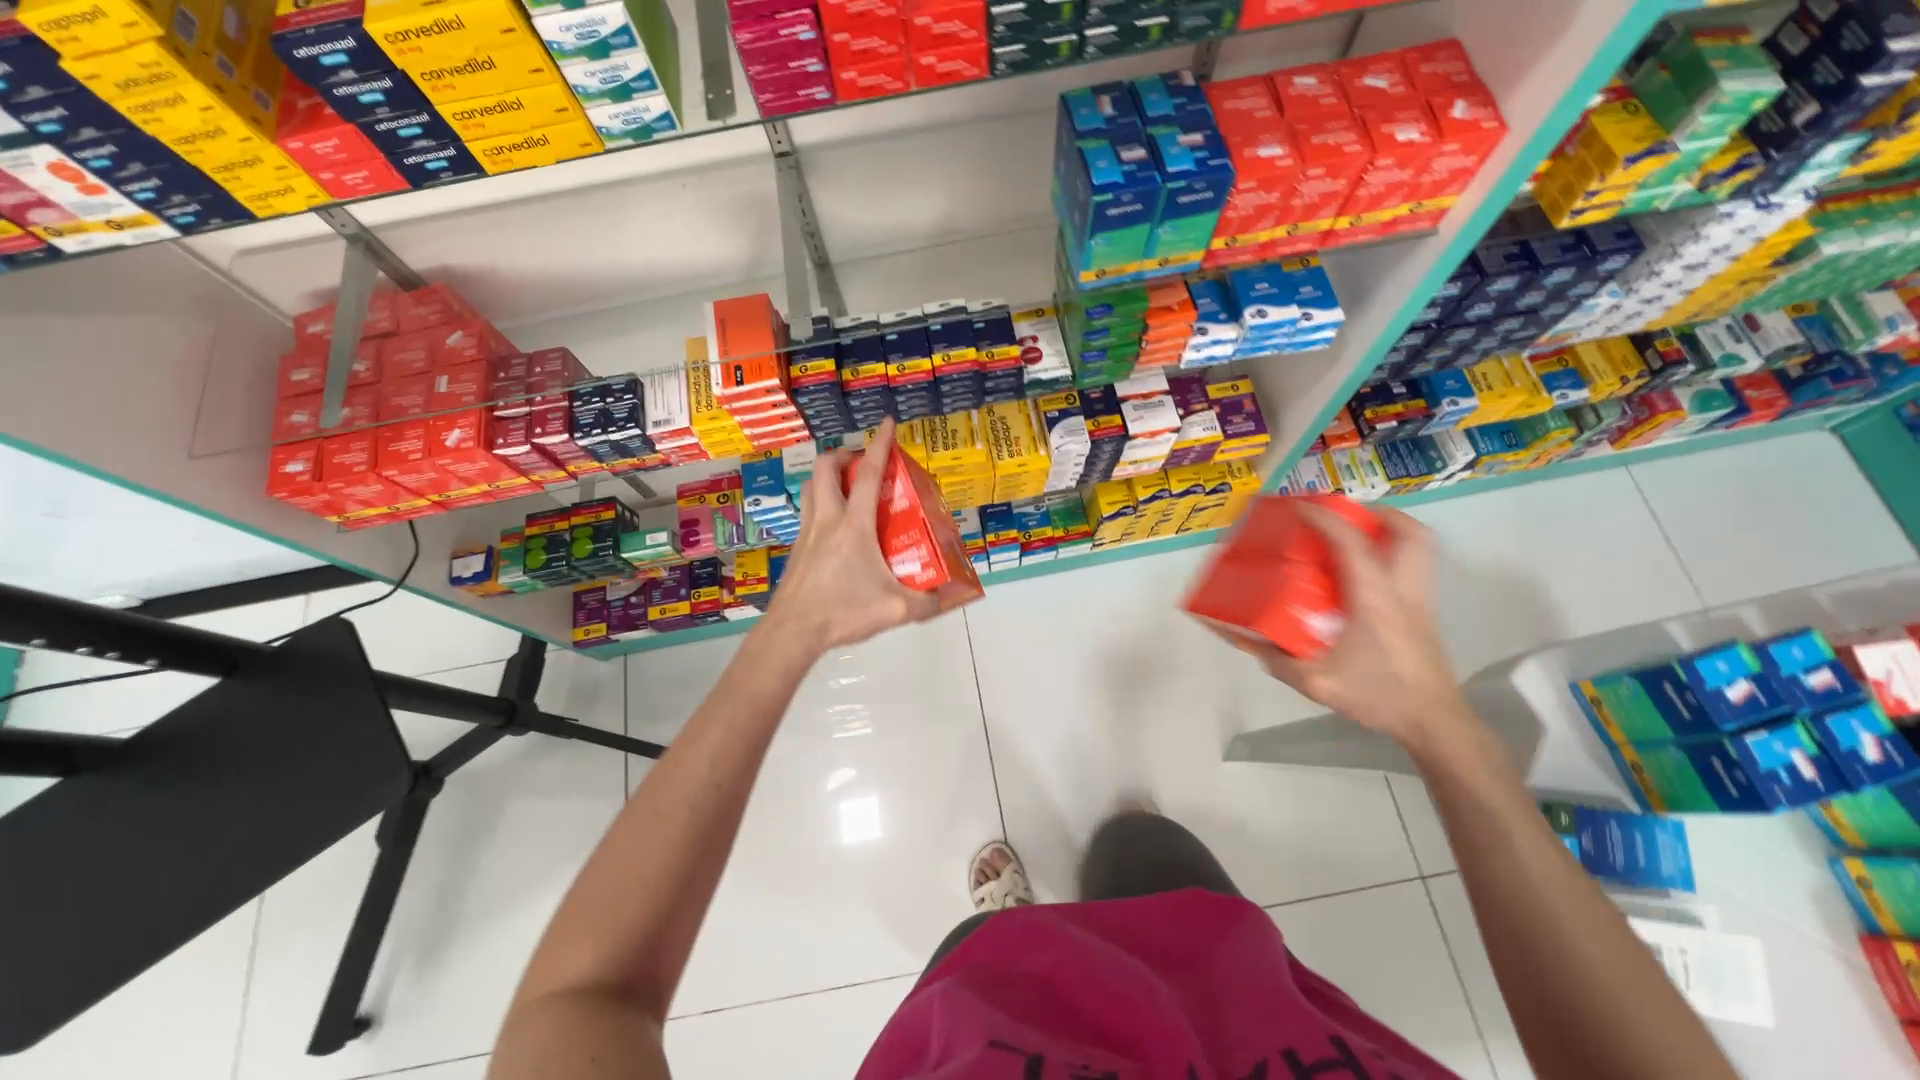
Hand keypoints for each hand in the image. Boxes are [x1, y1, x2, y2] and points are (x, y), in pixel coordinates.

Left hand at [761, 419, 940, 651]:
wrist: (793, 631)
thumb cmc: (844, 612)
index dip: (880, 445)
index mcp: (854, 526)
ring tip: (847, 488)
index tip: (888, 424)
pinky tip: (836, 530)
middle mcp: (827, 520)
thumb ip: (926, 602)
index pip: (870, 474)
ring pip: (810, 488)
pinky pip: (807, 514)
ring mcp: (807, 534)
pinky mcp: (796, 551)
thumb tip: (948, 597)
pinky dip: (821, 506)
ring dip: (827, 478)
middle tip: (862, 464)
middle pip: (824, 468)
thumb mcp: (895, 610)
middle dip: (843, 455)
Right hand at [1214, 502, 1466, 748]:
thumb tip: (1252, 643)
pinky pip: (1415, 568)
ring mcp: (1421, 600)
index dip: (1324, 518)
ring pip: (1421, 547)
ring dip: (1393, 531)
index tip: (1300, 507)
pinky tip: (1368, 576)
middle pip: (1408, 532)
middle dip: (1377, 514)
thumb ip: (1281, 662)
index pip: (1351, 542)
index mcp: (1374, 597)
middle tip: (1345, 516)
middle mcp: (1403, 589)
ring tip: (1360, 535)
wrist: (1433, 720)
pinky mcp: (1426, 615)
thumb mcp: (1319, 683)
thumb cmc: (1378, 695)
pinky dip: (1394, 556)